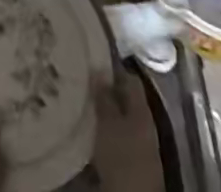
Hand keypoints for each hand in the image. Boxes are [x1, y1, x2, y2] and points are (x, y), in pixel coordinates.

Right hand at [91, 69, 162, 191]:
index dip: (113, 70)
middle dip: (103, 92)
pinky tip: (84, 131)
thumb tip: (100, 70)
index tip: (91, 63)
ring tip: (77, 106)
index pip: (130, 79)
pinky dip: (100, 131)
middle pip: (123, 99)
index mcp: (142, 110)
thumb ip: (104, 97)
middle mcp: (143, 123)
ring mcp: (138, 142)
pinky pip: (113, 136)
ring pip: (117, 118)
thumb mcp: (109, 123)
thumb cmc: (122, 156)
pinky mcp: (129, 159)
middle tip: (79, 84)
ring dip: (100, 113)